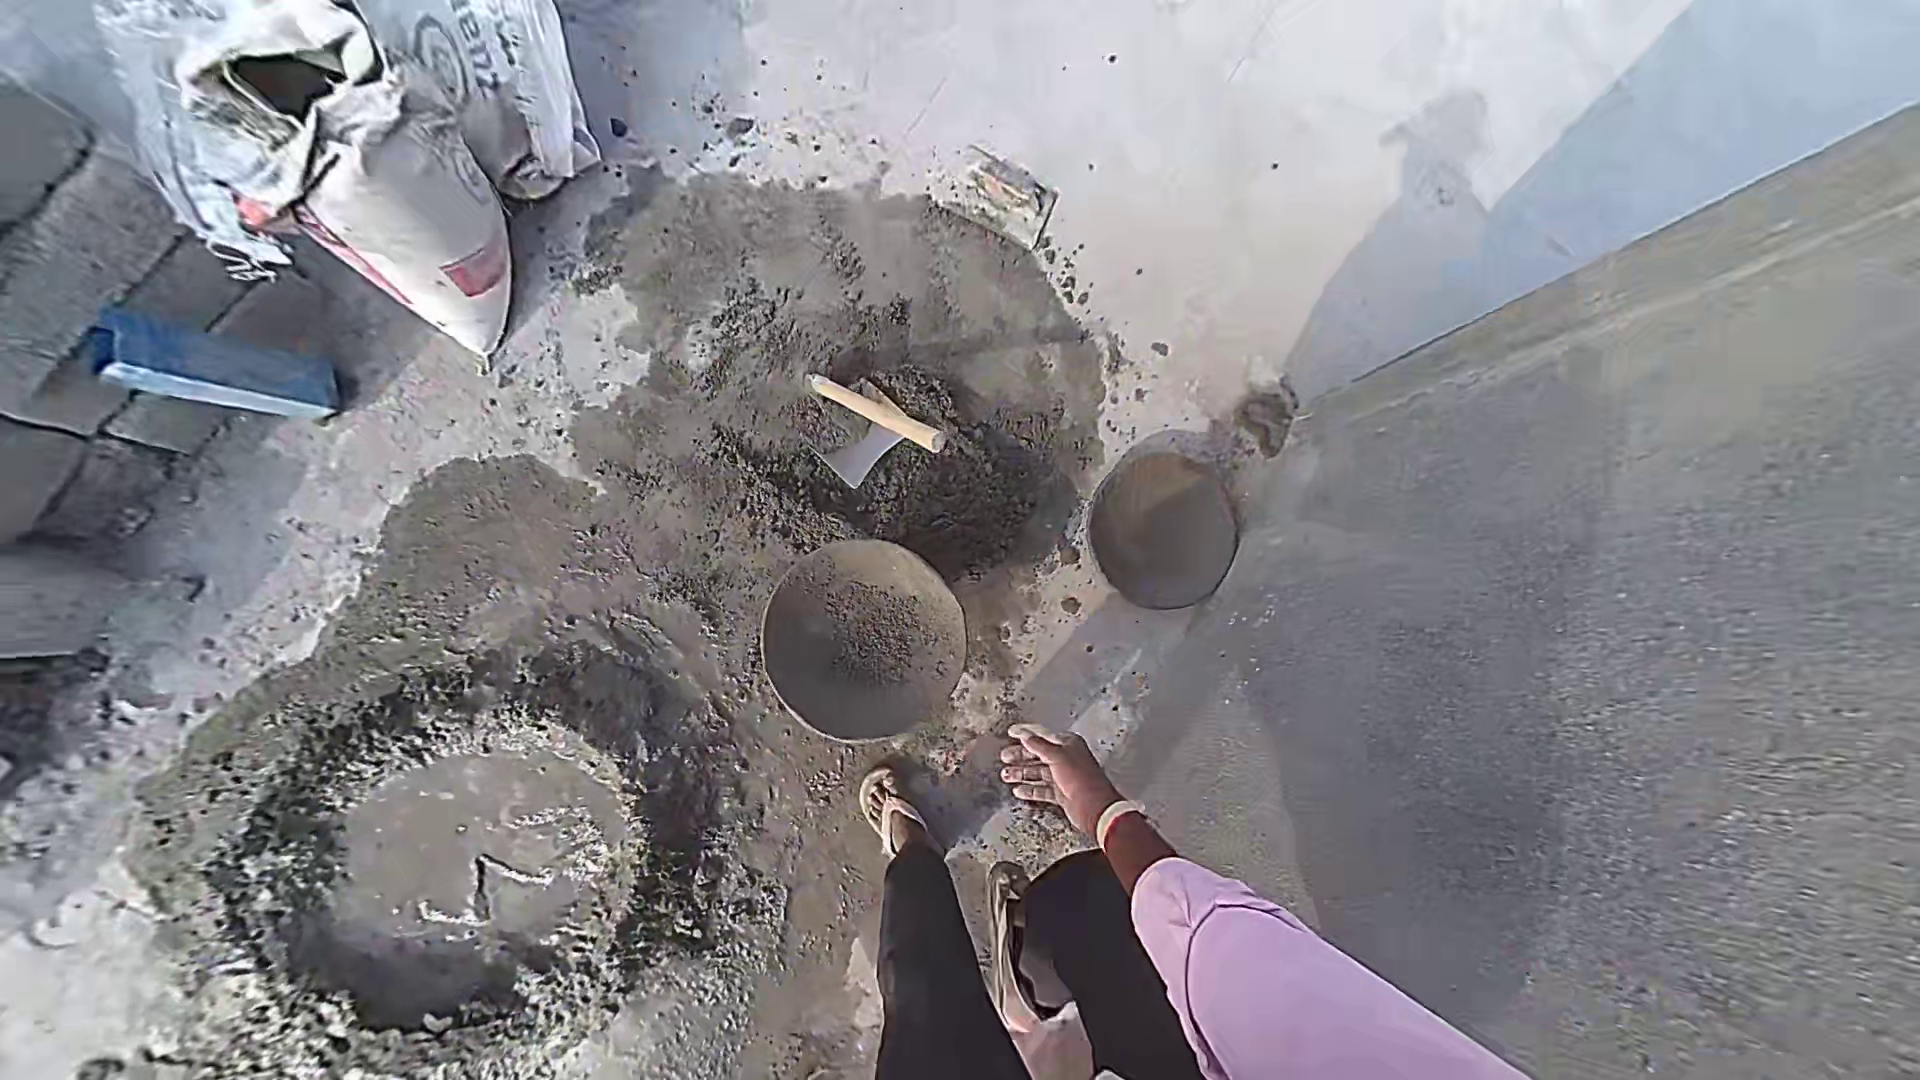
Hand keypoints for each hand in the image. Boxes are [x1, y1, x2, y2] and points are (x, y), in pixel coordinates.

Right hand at [999, 724, 1125, 834]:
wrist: (1094, 808)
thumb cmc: (1081, 779)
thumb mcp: (1057, 756)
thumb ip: (1039, 746)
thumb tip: (1026, 736)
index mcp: (1068, 744)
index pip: (1042, 735)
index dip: (1025, 733)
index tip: (1011, 731)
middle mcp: (1065, 758)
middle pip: (1038, 754)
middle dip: (1020, 756)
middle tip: (1005, 757)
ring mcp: (1063, 776)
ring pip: (1038, 772)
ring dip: (1021, 773)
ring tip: (1006, 775)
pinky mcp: (1061, 793)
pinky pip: (1042, 789)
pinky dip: (1030, 789)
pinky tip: (1019, 790)